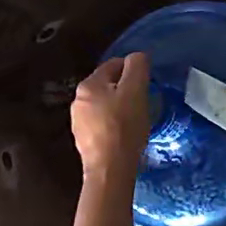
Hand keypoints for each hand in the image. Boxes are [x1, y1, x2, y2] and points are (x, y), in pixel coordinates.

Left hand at [71, 53, 152, 176]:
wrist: (110, 169)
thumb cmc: (124, 127)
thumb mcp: (136, 91)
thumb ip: (137, 67)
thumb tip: (137, 56)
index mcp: (88, 84)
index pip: (114, 65)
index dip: (133, 71)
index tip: (147, 84)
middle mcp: (78, 100)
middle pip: (108, 85)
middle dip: (126, 90)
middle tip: (143, 102)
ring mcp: (78, 121)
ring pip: (104, 105)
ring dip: (119, 108)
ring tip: (135, 120)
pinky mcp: (83, 140)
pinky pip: (102, 123)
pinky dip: (113, 124)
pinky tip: (124, 135)